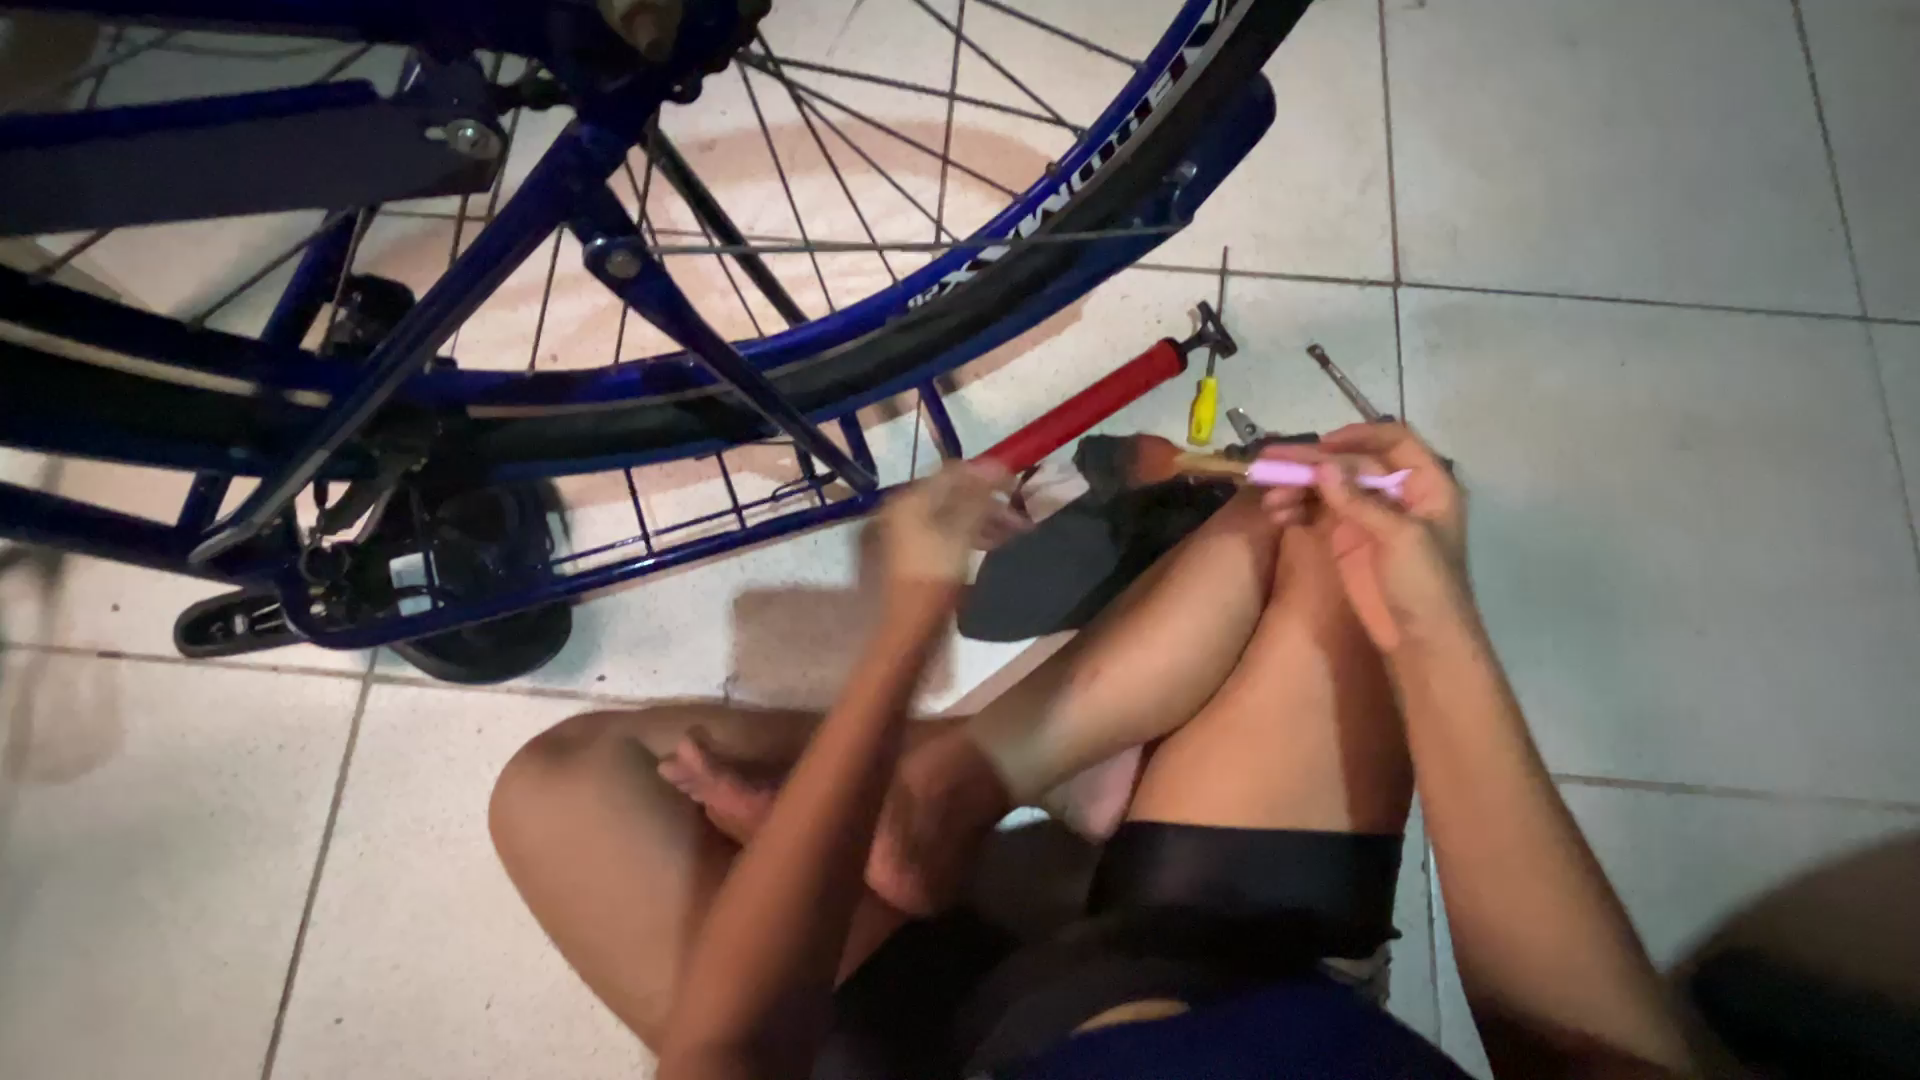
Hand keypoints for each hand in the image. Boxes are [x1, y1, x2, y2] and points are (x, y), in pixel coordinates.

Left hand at [879, 460, 1024, 588]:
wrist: (905, 635)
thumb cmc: (933, 581)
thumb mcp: (960, 533)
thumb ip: (978, 496)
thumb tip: (996, 463)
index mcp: (907, 500)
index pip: (952, 472)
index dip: (987, 476)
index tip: (1017, 488)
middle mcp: (901, 512)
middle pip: (952, 496)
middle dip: (988, 504)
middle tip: (1020, 519)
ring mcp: (904, 537)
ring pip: (950, 518)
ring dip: (983, 522)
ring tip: (1014, 536)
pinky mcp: (911, 560)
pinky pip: (945, 536)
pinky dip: (969, 538)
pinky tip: (992, 547)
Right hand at [1261, 422, 1472, 651]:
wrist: (1420, 639)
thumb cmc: (1426, 585)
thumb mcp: (1400, 538)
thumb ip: (1361, 500)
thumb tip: (1322, 466)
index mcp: (1425, 485)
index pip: (1393, 441)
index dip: (1358, 436)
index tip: (1322, 444)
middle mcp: (1395, 493)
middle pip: (1349, 463)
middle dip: (1310, 463)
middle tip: (1269, 464)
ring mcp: (1368, 516)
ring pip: (1328, 487)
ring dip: (1296, 488)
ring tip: (1269, 500)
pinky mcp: (1345, 538)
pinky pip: (1316, 512)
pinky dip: (1296, 509)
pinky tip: (1278, 515)